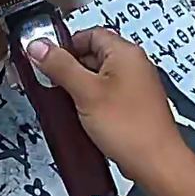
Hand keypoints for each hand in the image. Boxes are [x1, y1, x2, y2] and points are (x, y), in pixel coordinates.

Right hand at [25, 29, 194, 184]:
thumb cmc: (132, 128)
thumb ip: (60, 67)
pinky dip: (92, 102)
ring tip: (68, 103)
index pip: (88, 33)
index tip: (46, 58)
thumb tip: (38, 47)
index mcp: (126, 52)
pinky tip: (83, 116)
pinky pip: (107, 95)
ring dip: (80, 88)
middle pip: (92, 55)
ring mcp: (136, 86)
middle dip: (70, 69)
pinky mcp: (134, 106)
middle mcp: (134, 65)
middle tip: (53, 83)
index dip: (64, 44)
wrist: (155, 162)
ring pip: (98, 77)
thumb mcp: (86, 93)